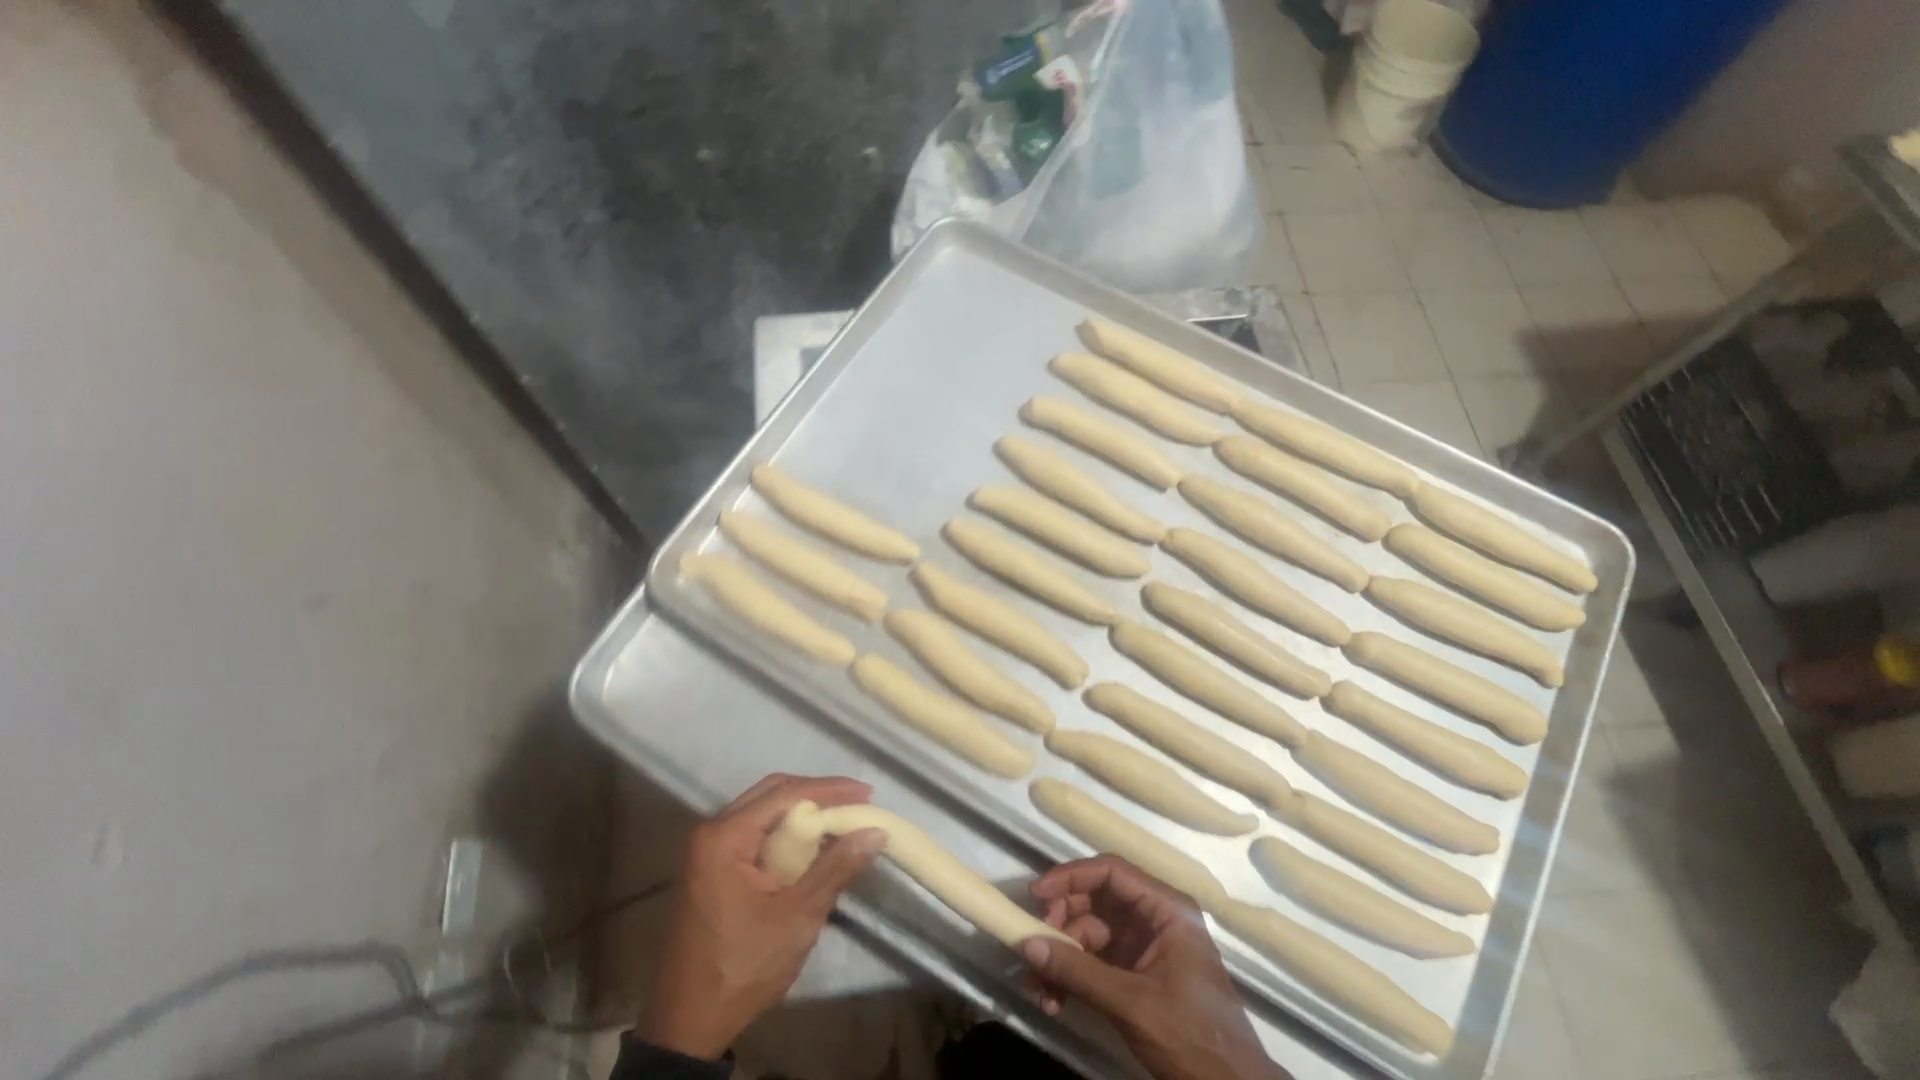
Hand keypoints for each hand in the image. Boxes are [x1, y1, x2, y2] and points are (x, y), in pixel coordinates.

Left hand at [638, 773, 885, 1059]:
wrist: (689, 1020)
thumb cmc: (743, 966)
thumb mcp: (797, 917)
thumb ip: (835, 868)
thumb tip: (874, 832)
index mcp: (724, 837)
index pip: (784, 794)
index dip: (830, 789)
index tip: (868, 793)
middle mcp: (710, 832)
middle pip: (770, 794)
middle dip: (816, 794)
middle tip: (856, 803)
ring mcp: (705, 851)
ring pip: (760, 812)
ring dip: (799, 812)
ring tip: (840, 821)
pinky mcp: (709, 869)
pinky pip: (752, 833)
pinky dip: (783, 832)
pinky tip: (810, 844)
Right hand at [1021, 856, 1290, 1079]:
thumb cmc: (1192, 1034)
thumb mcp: (1132, 1002)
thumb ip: (1079, 971)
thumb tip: (1027, 945)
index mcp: (1167, 910)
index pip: (1112, 872)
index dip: (1071, 877)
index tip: (1036, 895)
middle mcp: (1153, 920)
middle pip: (1094, 903)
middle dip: (1060, 926)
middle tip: (1034, 950)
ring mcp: (1142, 948)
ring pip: (1087, 936)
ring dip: (1059, 959)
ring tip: (1039, 991)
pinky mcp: (1133, 976)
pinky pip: (1091, 964)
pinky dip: (1069, 979)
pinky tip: (1052, 1002)